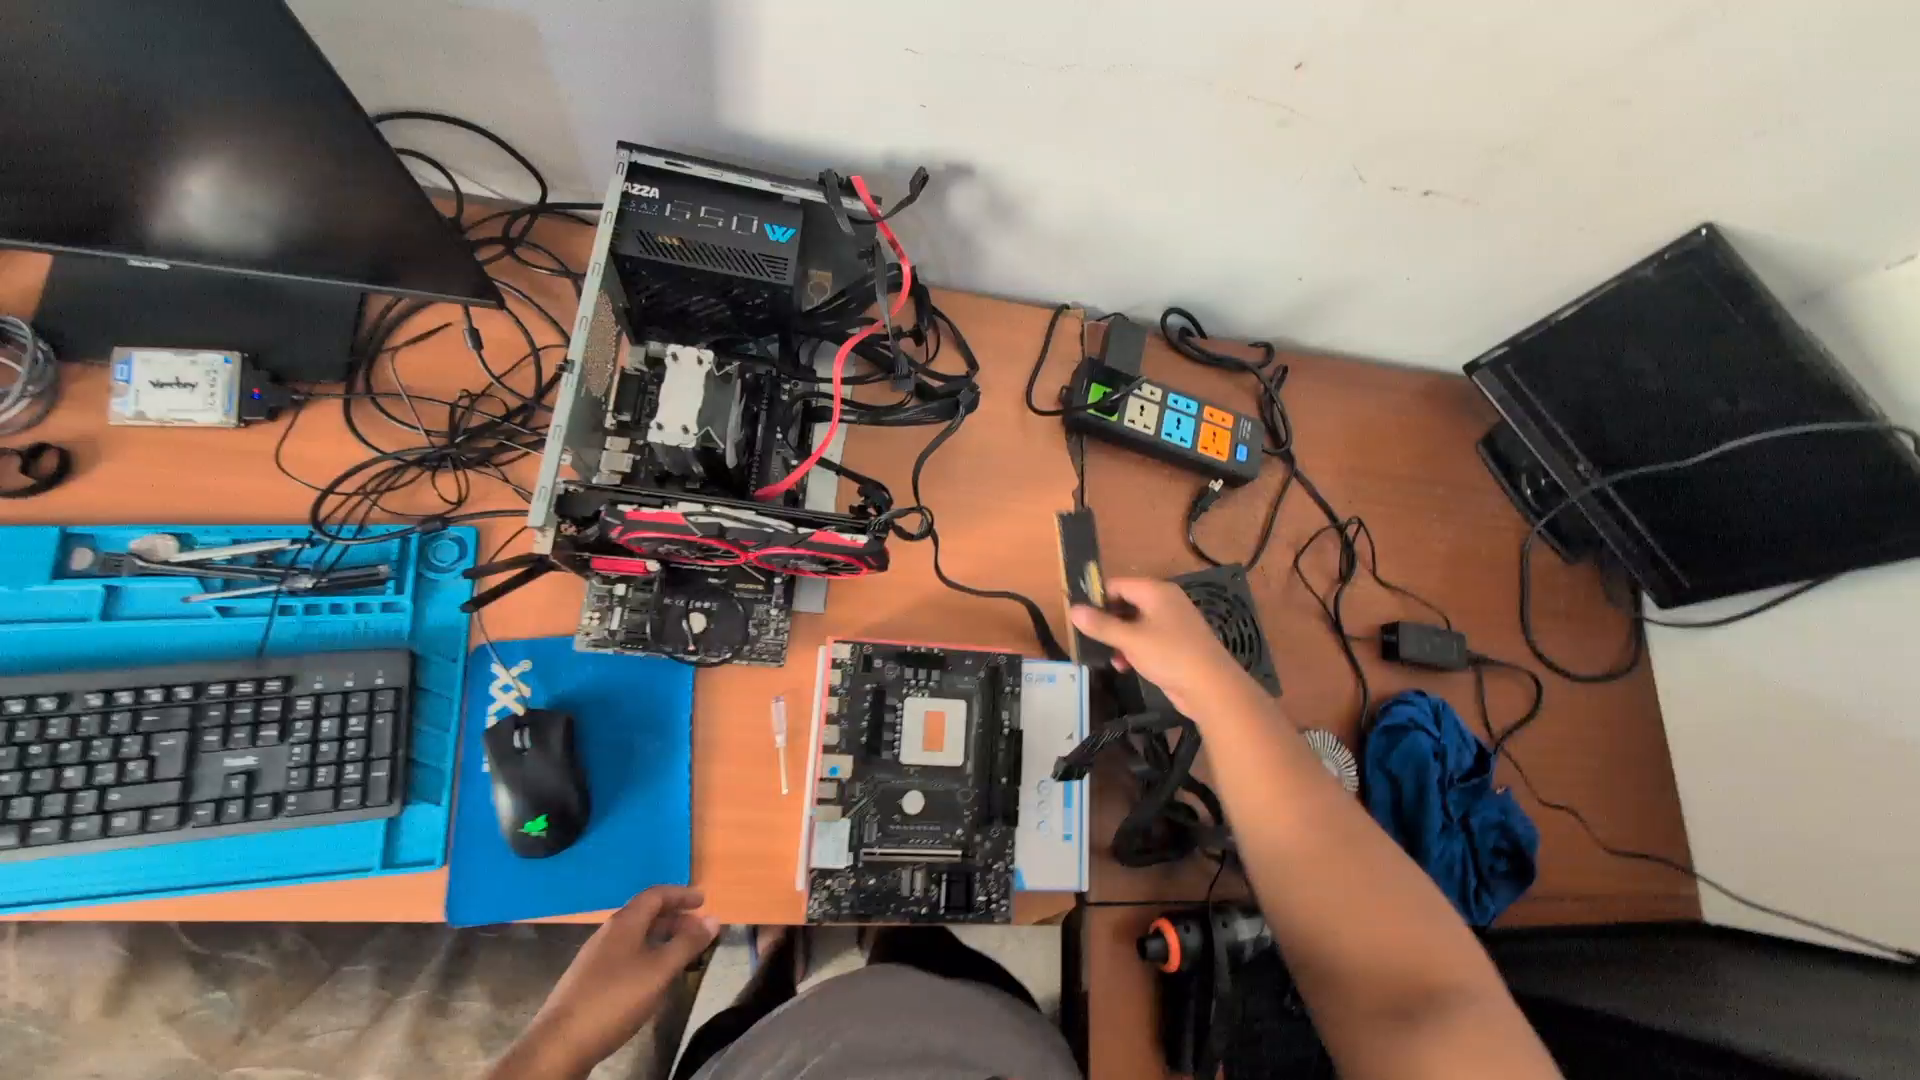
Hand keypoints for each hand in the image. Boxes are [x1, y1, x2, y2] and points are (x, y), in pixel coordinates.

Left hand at [492, 886, 719, 1079]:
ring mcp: (595, 958)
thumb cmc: (614, 999)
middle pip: (645, 915)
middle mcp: (608, 934)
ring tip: (681, 955)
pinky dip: (647, 957)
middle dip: (674, 918)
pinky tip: (653, 980)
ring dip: (661, 939)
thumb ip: (687, 944)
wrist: (558, 1046)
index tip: (703, 900)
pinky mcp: (588, 982)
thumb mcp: (659, 971)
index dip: (681, 894)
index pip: (655, 895)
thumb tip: (713, 919)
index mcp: (624, 923)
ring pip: (636, 937)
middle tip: (698, 931)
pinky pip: (626, 956)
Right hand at [1071, 577, 1262, 719]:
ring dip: (1118, 639)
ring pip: (1135, 624)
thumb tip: (1073, 610)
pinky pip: (1147, 639)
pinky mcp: (1175, 644)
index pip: (1117, 585)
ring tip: (1105, 656)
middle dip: (1107, 621)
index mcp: (1156, 592)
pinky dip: (1133, 649)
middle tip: (1087, 638)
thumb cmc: (1170, 655)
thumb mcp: (1130, 640)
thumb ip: (1101, 625)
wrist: (1212, 687)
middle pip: (1126, 604)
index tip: (1078, 616)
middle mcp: (1164, 602)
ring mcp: (1172, 623)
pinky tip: (1124, 666)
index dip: (1097, 598)